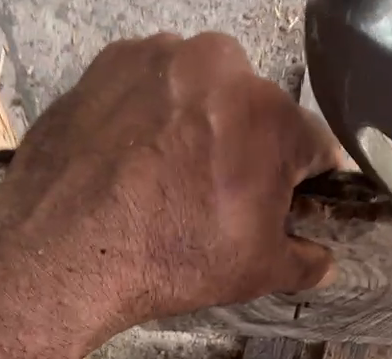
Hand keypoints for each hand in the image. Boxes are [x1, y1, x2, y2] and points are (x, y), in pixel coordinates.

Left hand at [0, 33, 339, 337]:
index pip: (315, 145)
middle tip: (221, 199)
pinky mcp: (109, 62)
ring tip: (171, 181)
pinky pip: (152, 88)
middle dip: (249, 149)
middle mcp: (221, 65)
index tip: (292, 204)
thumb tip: (325, 260)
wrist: (66, 248)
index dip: (309, 182)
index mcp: (271, 114)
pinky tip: (135, 162)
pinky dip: (153, 118)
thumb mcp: (257, 271)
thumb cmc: (175, 257)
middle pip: (256, 111)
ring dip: (200, 128)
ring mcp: (160, 55)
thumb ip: (305, 261)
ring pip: (202, 93)